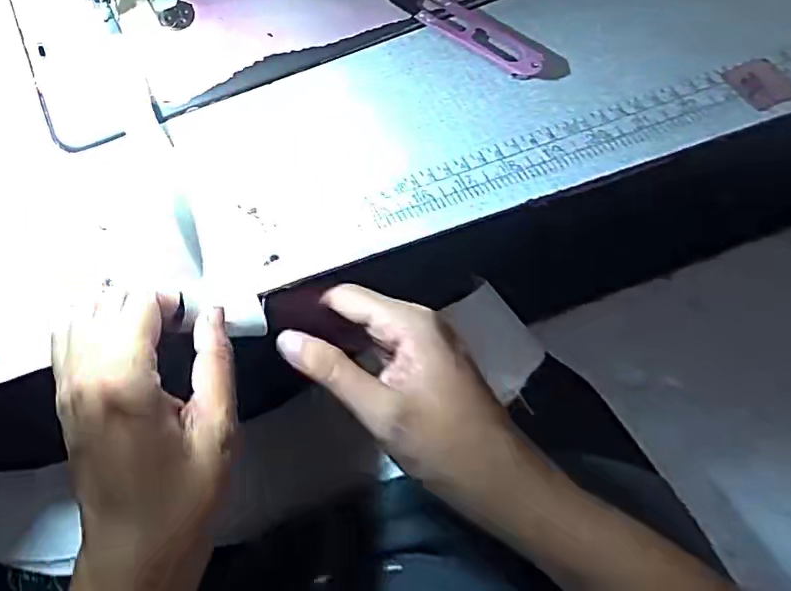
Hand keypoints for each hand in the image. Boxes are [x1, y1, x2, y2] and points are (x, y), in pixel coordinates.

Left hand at [53, 290, 236, 590]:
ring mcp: (66, 380)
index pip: (137, 301)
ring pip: (80, 308)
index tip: (189, 317)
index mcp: (123, 377)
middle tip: (174, 325)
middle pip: (107, 297)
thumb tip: (212, 315)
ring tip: (145, 331)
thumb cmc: (179, 502)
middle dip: (143, 301)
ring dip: (113, 307)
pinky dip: (87, 322)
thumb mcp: (216, 434)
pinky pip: (63, 333)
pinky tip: (114, 340)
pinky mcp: (60, 392)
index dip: (168, 300)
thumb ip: (215, 364)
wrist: (132, 550)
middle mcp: (85, 370)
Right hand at [275, 284, 535, 512]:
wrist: (515, 494)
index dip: (307, 307)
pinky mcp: (428, 359)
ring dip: (335, 337)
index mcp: (410, 323)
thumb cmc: (449, 450)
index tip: (275, 321)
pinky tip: (334, 367)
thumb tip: (285, 337)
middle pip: (354, 307)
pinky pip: (379, 342)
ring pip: (365, 325)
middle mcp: (420, 321)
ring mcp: (427, 340)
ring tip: (299, 351)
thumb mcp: (381, 412)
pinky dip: (355, 351)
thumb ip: (330, 369)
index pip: (342, 296)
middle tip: (283, 339)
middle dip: (319, 321)